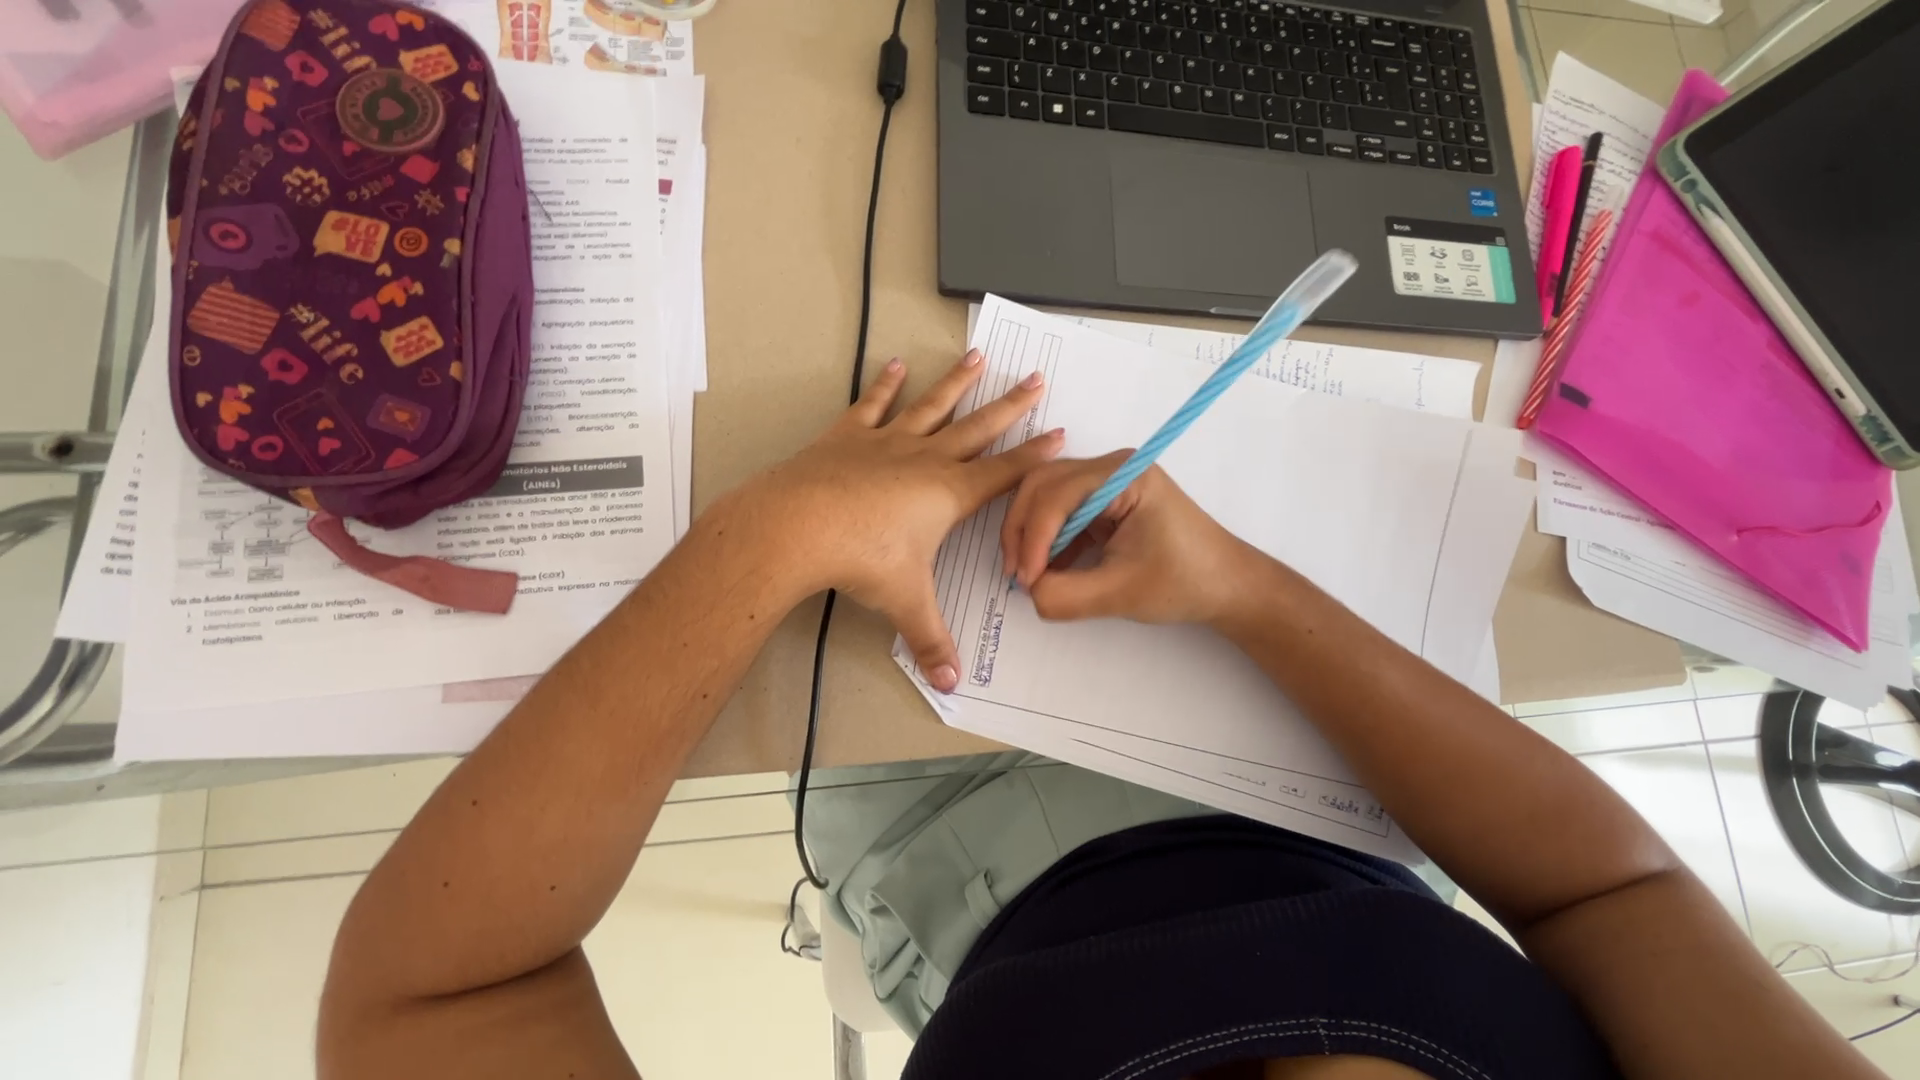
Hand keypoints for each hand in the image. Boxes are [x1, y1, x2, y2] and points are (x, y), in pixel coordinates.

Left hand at [724, 350, 1061, 690]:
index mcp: (947, 494)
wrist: (797, 526)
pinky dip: (884, 384)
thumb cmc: (859, 559)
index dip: (1034, 457)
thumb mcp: (905, 603)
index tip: (1058, 433)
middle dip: (1010, 406)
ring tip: (977, 357)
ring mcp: (886, 442)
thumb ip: (932, 640)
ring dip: (956, 383)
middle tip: (1034, 379)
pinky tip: (894, 364)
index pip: (1004, 473)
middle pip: (978, 428)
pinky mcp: (848, 437)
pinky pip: (872, 405)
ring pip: (931, 406)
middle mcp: (924, 459)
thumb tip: (950, 682)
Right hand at [999, 454, 1259, 625]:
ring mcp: (1106, 484)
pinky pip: (1059, 514)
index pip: (1057, 493)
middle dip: (1023, 530)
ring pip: (1044, 497)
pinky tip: (1048, 571)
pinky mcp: (1103, 504)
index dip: (1033, 537)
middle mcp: (1110, 468)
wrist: (1226, 586)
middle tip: (1017, 575)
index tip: (1026, 580)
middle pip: (1042, 485)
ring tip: (1029, 576)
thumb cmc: (1184, 582)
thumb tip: (1027, 591)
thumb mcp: (1119, 595)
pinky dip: (1046, 541)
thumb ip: (1063, 595)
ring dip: (1030, 535)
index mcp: (1124, 475)